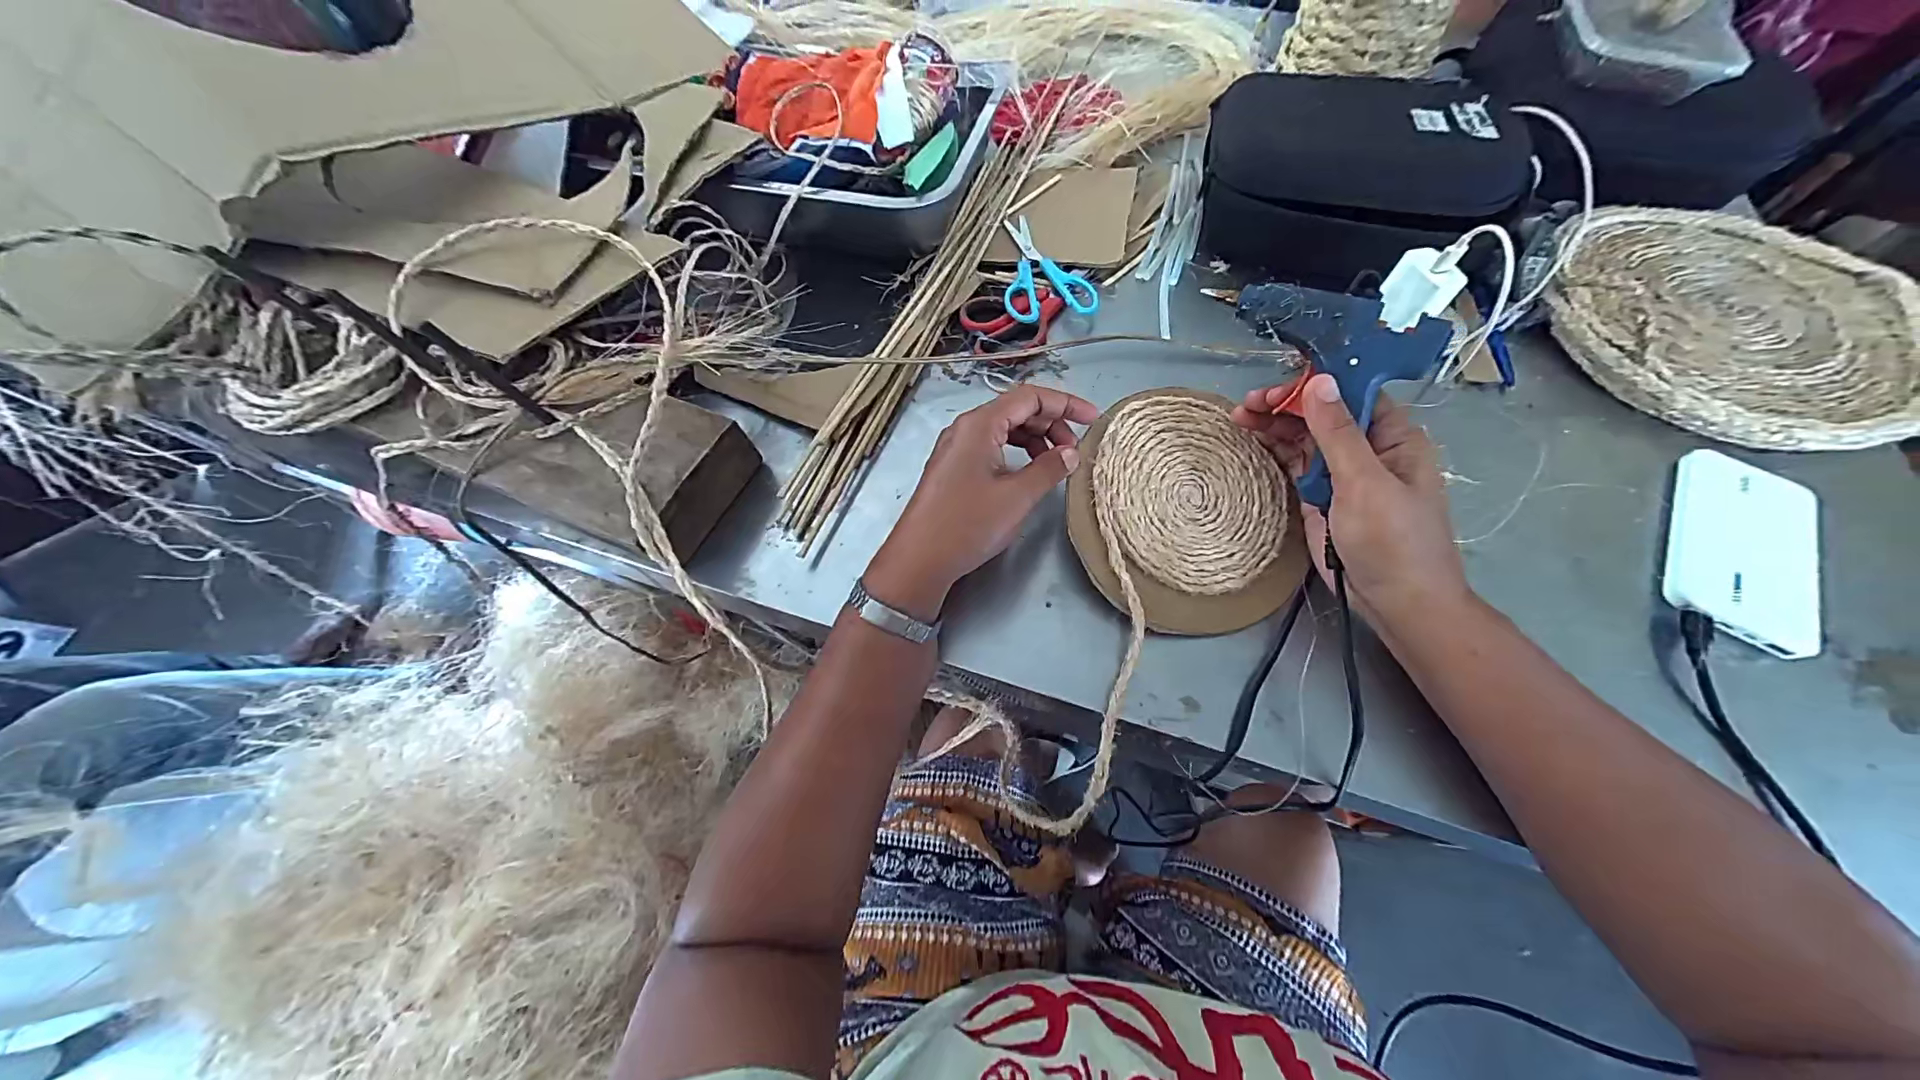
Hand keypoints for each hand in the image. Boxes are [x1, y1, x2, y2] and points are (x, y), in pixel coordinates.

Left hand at [867, 386, 1097, 619]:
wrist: (919, 559)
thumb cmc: (967, 525)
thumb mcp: (1017, 497)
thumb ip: (1049, 469)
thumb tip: (1070, 453)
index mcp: (980, 425)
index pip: (1030, 397)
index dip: (1065, 404)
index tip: (1091, 418)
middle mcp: (965, 429)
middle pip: (1016, 410)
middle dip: (1051, 423)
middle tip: (1075, 449)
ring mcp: (956, 448)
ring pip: (1004, 430)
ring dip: (1035, 440)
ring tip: (1056, 464)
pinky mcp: (953, 468)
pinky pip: (992, 447)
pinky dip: (1017, 453)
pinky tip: (1030, 474)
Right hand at [1231, 373, 1472, 626]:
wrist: (1396, 601)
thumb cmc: (1393, 541)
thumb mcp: (1365, 483)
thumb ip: (1338, 433)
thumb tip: (1320, 382)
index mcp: (1392, 438)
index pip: (1351, 395)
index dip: (1315, 385)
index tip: (1278, 388)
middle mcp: (1366, 451)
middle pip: (1322, 415)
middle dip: (1286, 406)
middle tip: (1248, 405)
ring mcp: (1342, 476)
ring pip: (1304, 439)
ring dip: (1275, 427)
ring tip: (1240, 418)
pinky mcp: (1321, 498)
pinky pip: (1296, 466)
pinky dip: (1275, 452)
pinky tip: (1254, 441)